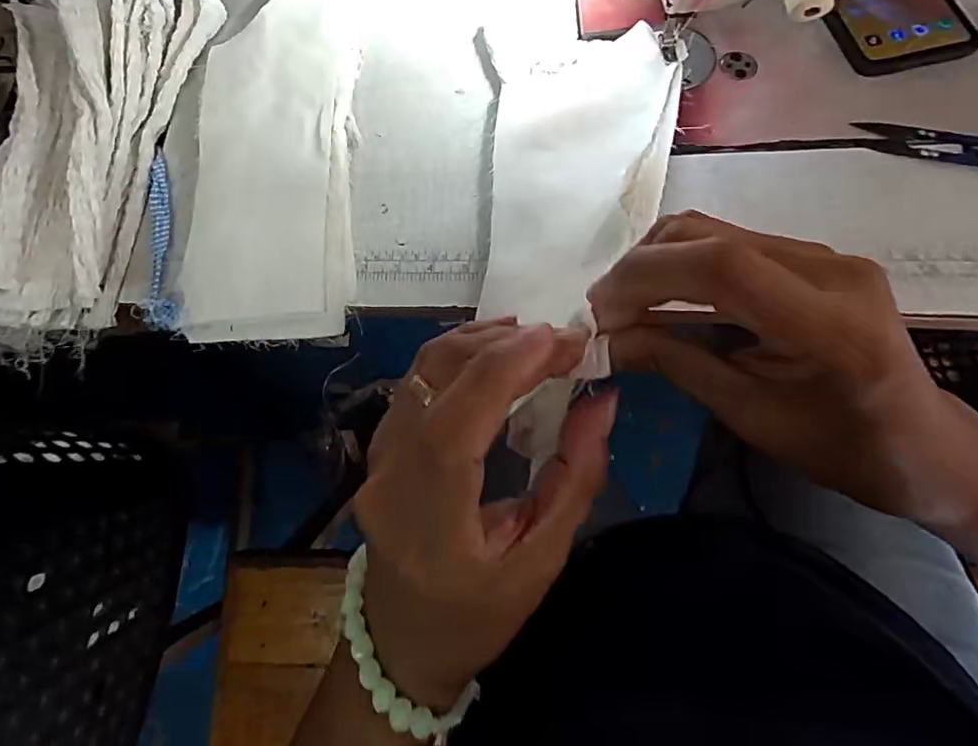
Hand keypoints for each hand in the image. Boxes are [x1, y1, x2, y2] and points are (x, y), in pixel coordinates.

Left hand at [354, 321, 617, 708]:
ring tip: (535, 338)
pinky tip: (496, 348)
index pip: (455, 426)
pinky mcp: (379, 441)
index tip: (558, 340)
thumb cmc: (478, 614)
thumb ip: (575, 478)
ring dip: (480, 341)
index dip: (505, 371)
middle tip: (562, 340)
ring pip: (423, 369)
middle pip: (436, 382)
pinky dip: (460, 352)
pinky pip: (418, 378)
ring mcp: (376, 455)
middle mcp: (388, 478)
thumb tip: (601, 400)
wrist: (401, 639)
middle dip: (504, 346)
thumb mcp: (541, 561)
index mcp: (427, 524)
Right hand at [588, 211, 977, 522]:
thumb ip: (679, 365)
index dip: (647, 277)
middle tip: (604, 309)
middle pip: (710, 236)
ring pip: (713, 229)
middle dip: (641, 266)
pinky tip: (664, 291)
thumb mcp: (753, 417)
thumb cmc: (845, 450)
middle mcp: (830, 270)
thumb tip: (609, 339)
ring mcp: (824, 254)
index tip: (601, 312)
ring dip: (657, 258)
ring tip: (626, 301)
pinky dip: (683, 261)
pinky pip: (730, 241)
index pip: (722, 267)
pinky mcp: (812, 254)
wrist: (925, 443)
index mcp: (831, 325)